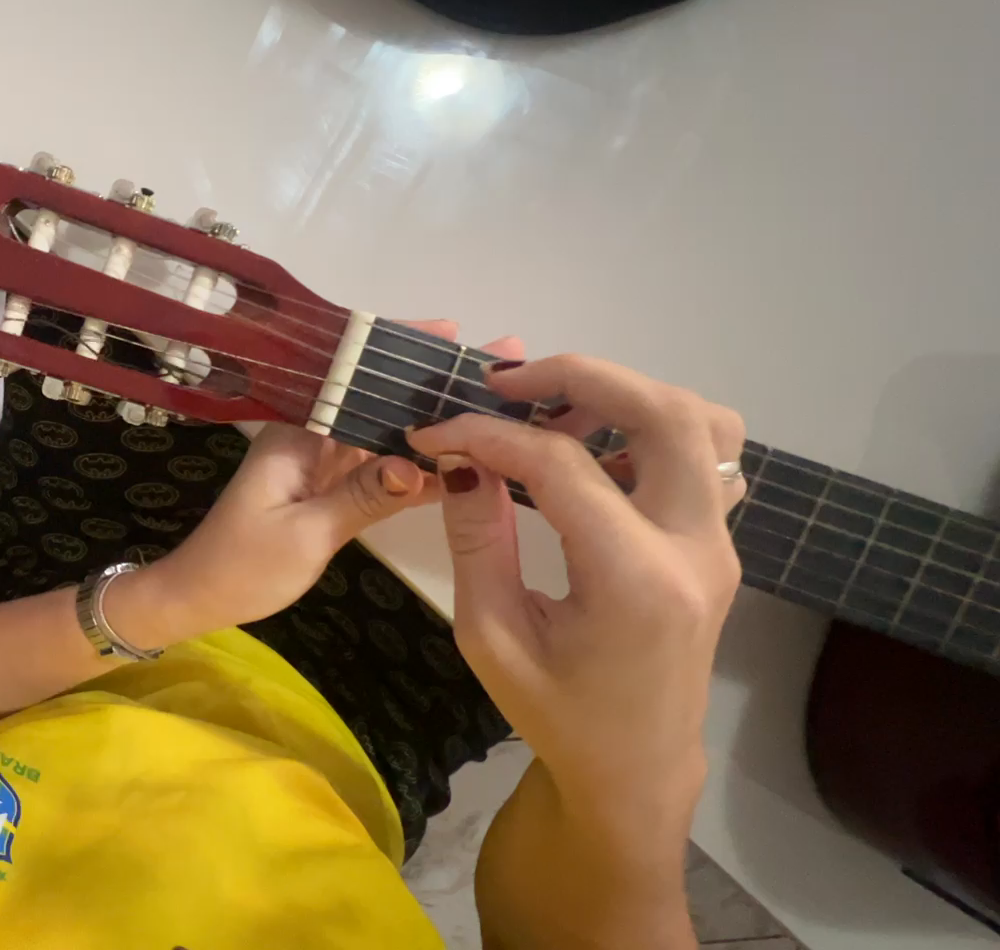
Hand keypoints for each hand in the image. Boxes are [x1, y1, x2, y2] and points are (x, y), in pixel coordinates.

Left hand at [140, 322, 522, 634]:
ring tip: (493, 402)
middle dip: (426, 384)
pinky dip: (412, 469)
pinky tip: (462, 464)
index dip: (398, 356)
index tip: (451, 333)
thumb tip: (419, 460)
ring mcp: (318, 466)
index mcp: (294, 435)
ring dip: (428, 423)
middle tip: (495, 367)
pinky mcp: (326, 492)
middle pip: (372, 401)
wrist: (202, 597)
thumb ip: (362, 496)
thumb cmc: (242, 565)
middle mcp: (308, 440)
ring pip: (380, 434)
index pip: (350, 379)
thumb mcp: (306, 533)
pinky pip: (376, 472)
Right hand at [407, 354, 745, 826]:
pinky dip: (644, 427)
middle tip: (500, 383)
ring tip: (547, 409)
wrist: (633, 767)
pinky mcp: (709, 543)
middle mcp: (693, 548)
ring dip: (623, 396)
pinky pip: (702, 457)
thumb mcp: (488, 631)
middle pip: (664, 413)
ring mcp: (714, 543)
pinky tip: (586, 448)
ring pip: (703, 424)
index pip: (558, 464)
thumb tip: (460, 460)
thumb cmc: (553, 711)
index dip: (484, 434)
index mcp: (634, 578)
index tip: (429, 432)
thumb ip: (475, 537)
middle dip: (577, 377)